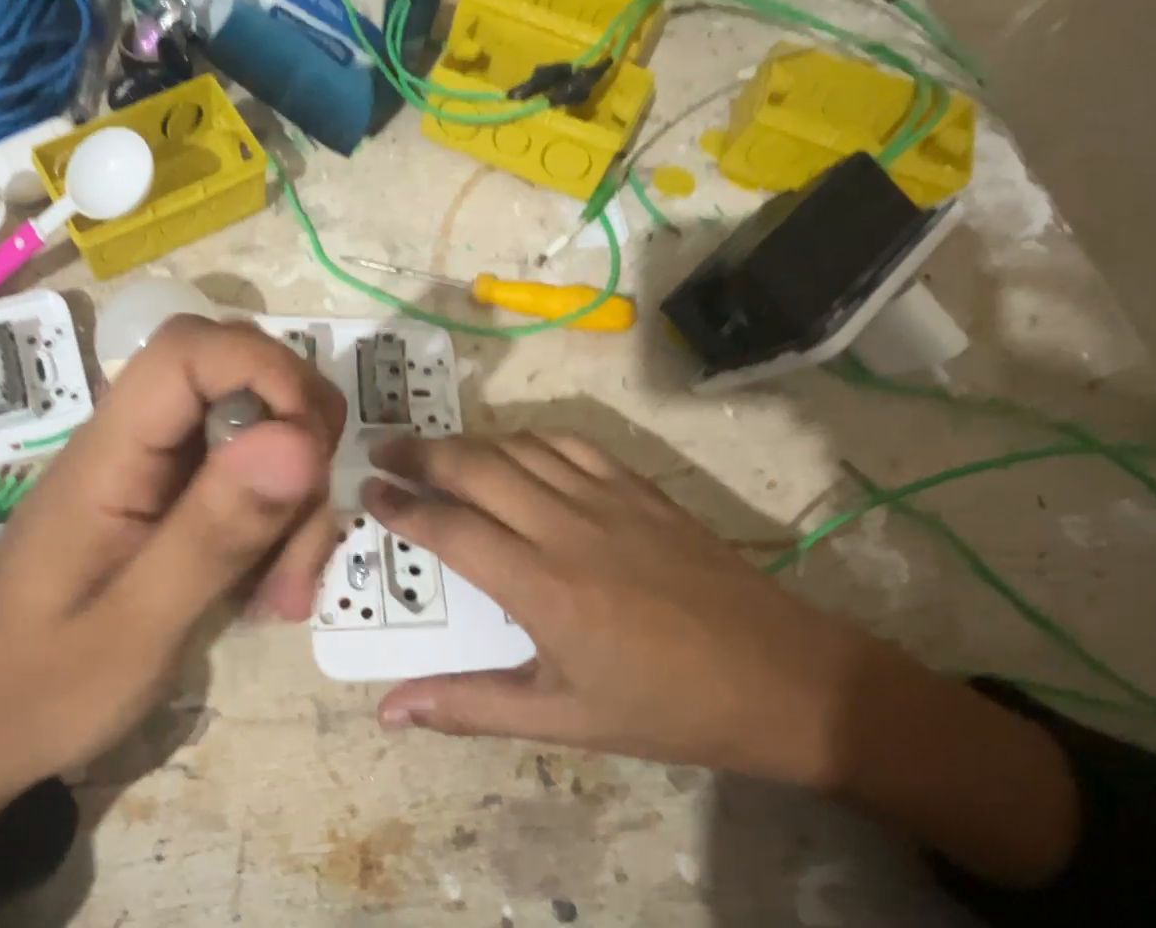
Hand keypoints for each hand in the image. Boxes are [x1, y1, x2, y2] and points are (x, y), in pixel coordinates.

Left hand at [0, 316, 345, 885]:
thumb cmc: (39, 693)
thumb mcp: (138, 627)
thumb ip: (215, 532)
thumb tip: (300, 439)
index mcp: (109, 454)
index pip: (188, 350)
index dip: (267, 370)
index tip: (312, 454)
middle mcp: (132, 448)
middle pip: (236, 385)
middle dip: (297, 448)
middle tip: (305, 543)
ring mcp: (150, 480)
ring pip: (253, 441)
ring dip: (291, 507)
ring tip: (285, 599)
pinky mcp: (164, 512)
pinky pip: (241, 490)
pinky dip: (273, 532)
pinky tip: (266, 598)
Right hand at [362, 431, 1079, 887]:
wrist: (788, 681)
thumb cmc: (666, 708)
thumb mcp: (562, 718)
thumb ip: (469, 706)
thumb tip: (387, 711)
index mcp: (540, 587)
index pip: (449, 528)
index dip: (401, 505)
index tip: (367, 490)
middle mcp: (565, 528)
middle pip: (474, 468)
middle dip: (419, 453)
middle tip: (382, 450)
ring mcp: (609, 500)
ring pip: (519, 447)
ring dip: (468, 441)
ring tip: (434, 448)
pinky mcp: (643, 490)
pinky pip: (572, 444)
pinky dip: (529, 437)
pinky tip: (514, 447)